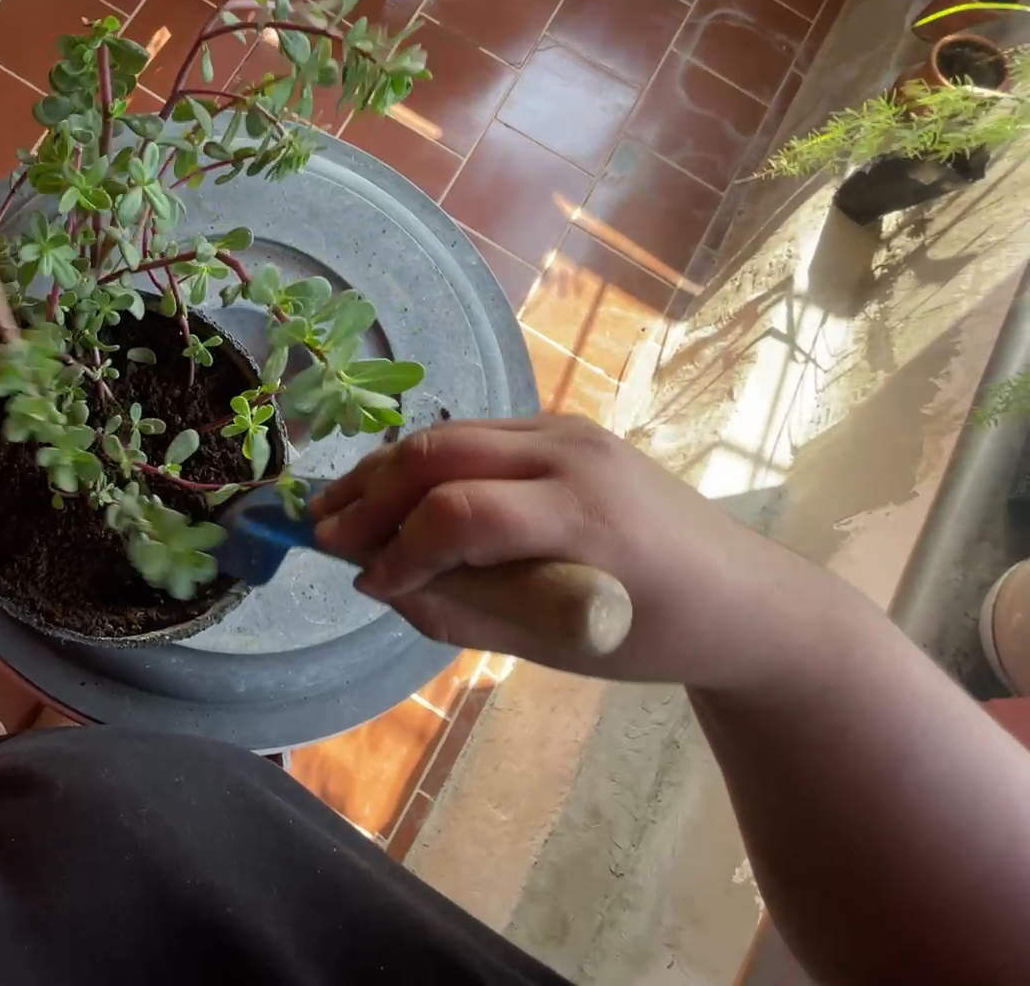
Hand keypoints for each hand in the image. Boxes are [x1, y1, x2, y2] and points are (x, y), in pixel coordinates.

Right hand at [311, 415, 867, 690]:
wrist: (748, 598)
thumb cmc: (653, 636)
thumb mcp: (549, 644)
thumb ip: (453, 610)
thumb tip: (378, 582)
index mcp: (585, 517)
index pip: (459, 514)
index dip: (398, 549)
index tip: (368, 584)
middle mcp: (573, 455)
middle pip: (437, 454)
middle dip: (369, 494)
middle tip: (323, 531)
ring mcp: (567, 431)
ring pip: (443, 434)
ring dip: (380, 471)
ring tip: (336, 505)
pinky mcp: (558, 427)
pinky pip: (466, 436)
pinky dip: (416, 464)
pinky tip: (388, 491)